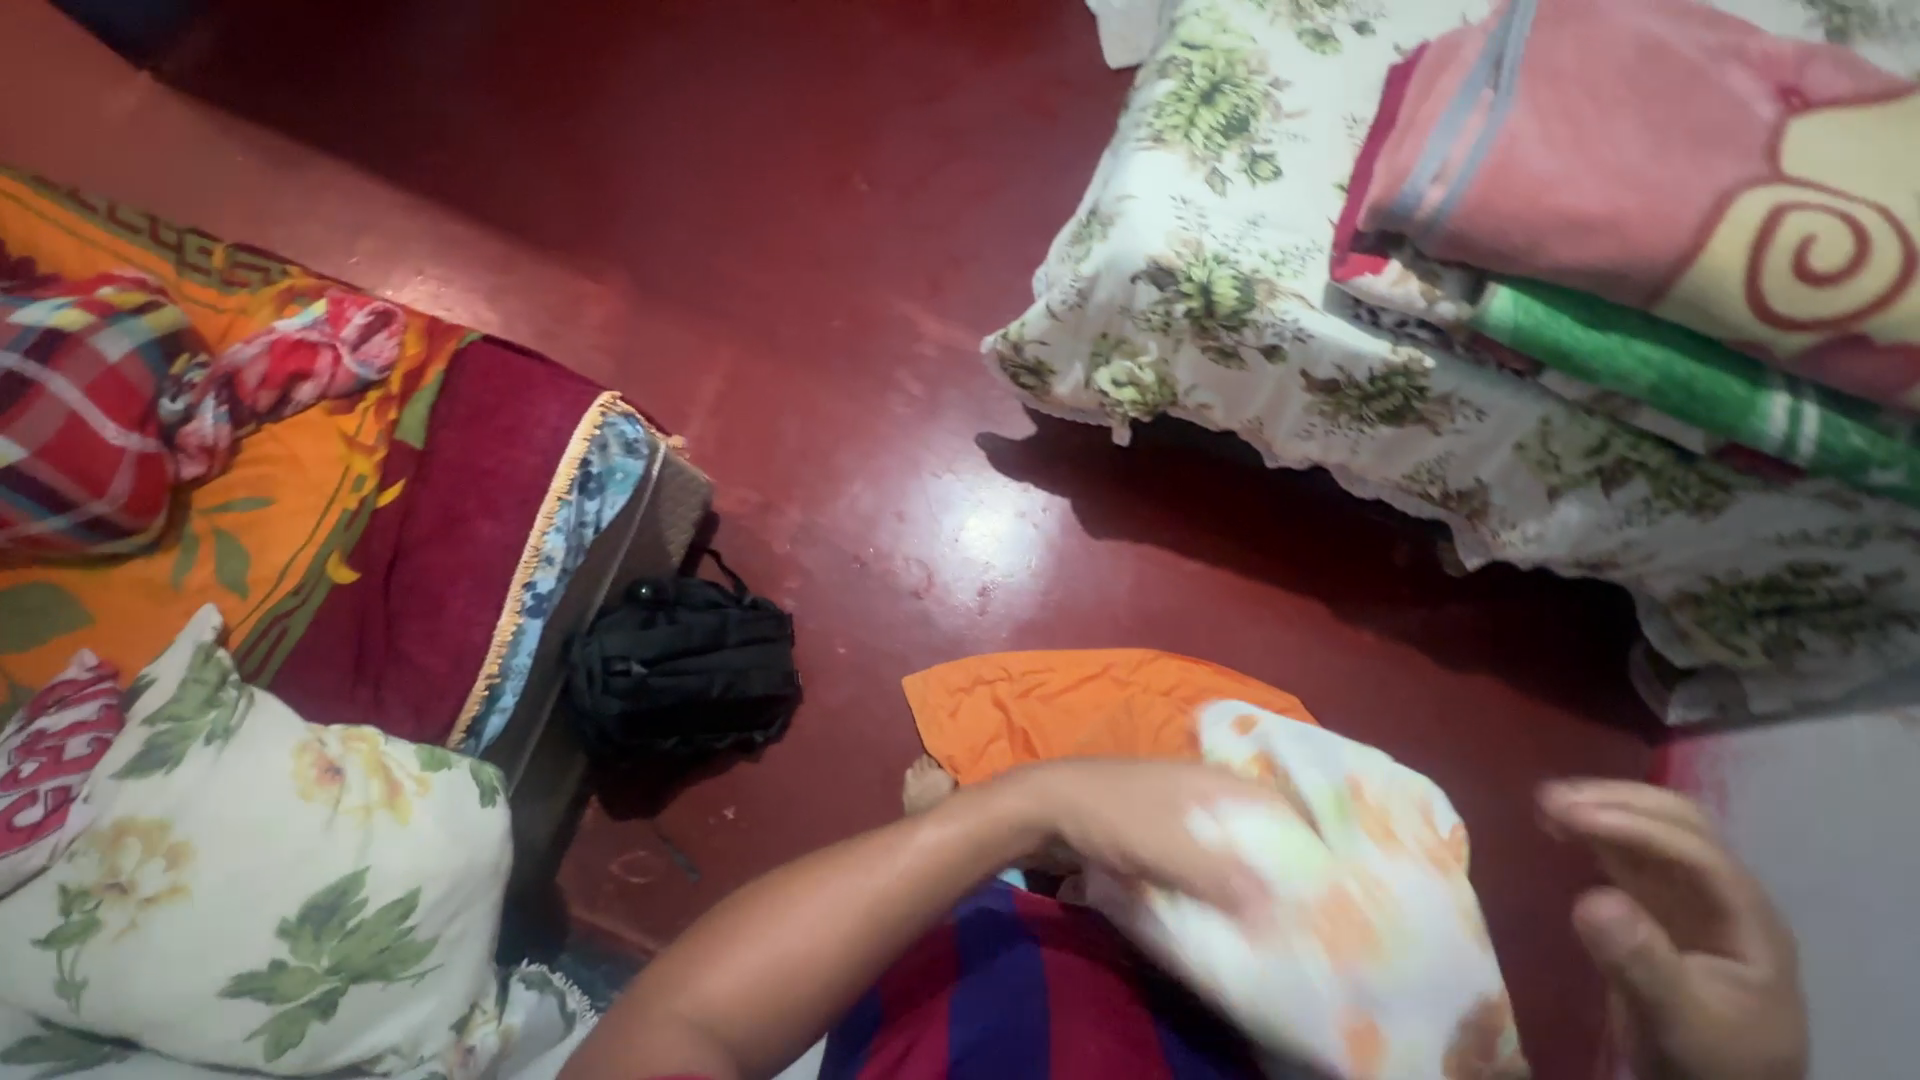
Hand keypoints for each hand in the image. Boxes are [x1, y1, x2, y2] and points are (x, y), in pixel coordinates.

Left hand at [998, 759, 1277, 922]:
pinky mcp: (1151, 829)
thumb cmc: (1109, 817)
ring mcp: (1172, 807)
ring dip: (1237, 875)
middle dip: (1272, 863)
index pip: (1274, 804)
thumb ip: (1220, 877)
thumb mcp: (1167, 848)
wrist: (1041, 810)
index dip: (1302, 837)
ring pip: (1221, 843)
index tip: (1327, 882)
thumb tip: (1275, 912)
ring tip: (1263, 918)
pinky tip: (1214, 907)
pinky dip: (1207, 879)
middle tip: (1299, 909)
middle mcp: (1198, 788)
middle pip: (1250, 826)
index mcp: (1210, 780)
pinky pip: (1193, 856)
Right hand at [1539, 780, 1806, 1079]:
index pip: (1695, 852)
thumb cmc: (1705, 1058)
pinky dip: (1592, 828)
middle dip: (1615, 802)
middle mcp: (1723, 896)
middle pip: (1680, 823)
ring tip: (1545, 805)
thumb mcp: (1676, 1020)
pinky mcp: (1655, 901)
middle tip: (1549, 800)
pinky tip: (1557, 827)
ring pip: (1653, 826)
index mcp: (1747, 920)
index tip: (1565, 816)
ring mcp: (1690, 896)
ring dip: (1602, 806)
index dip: (1631, 826)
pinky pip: (1627, 849)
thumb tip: (1591, 897)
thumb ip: (1641, 963)